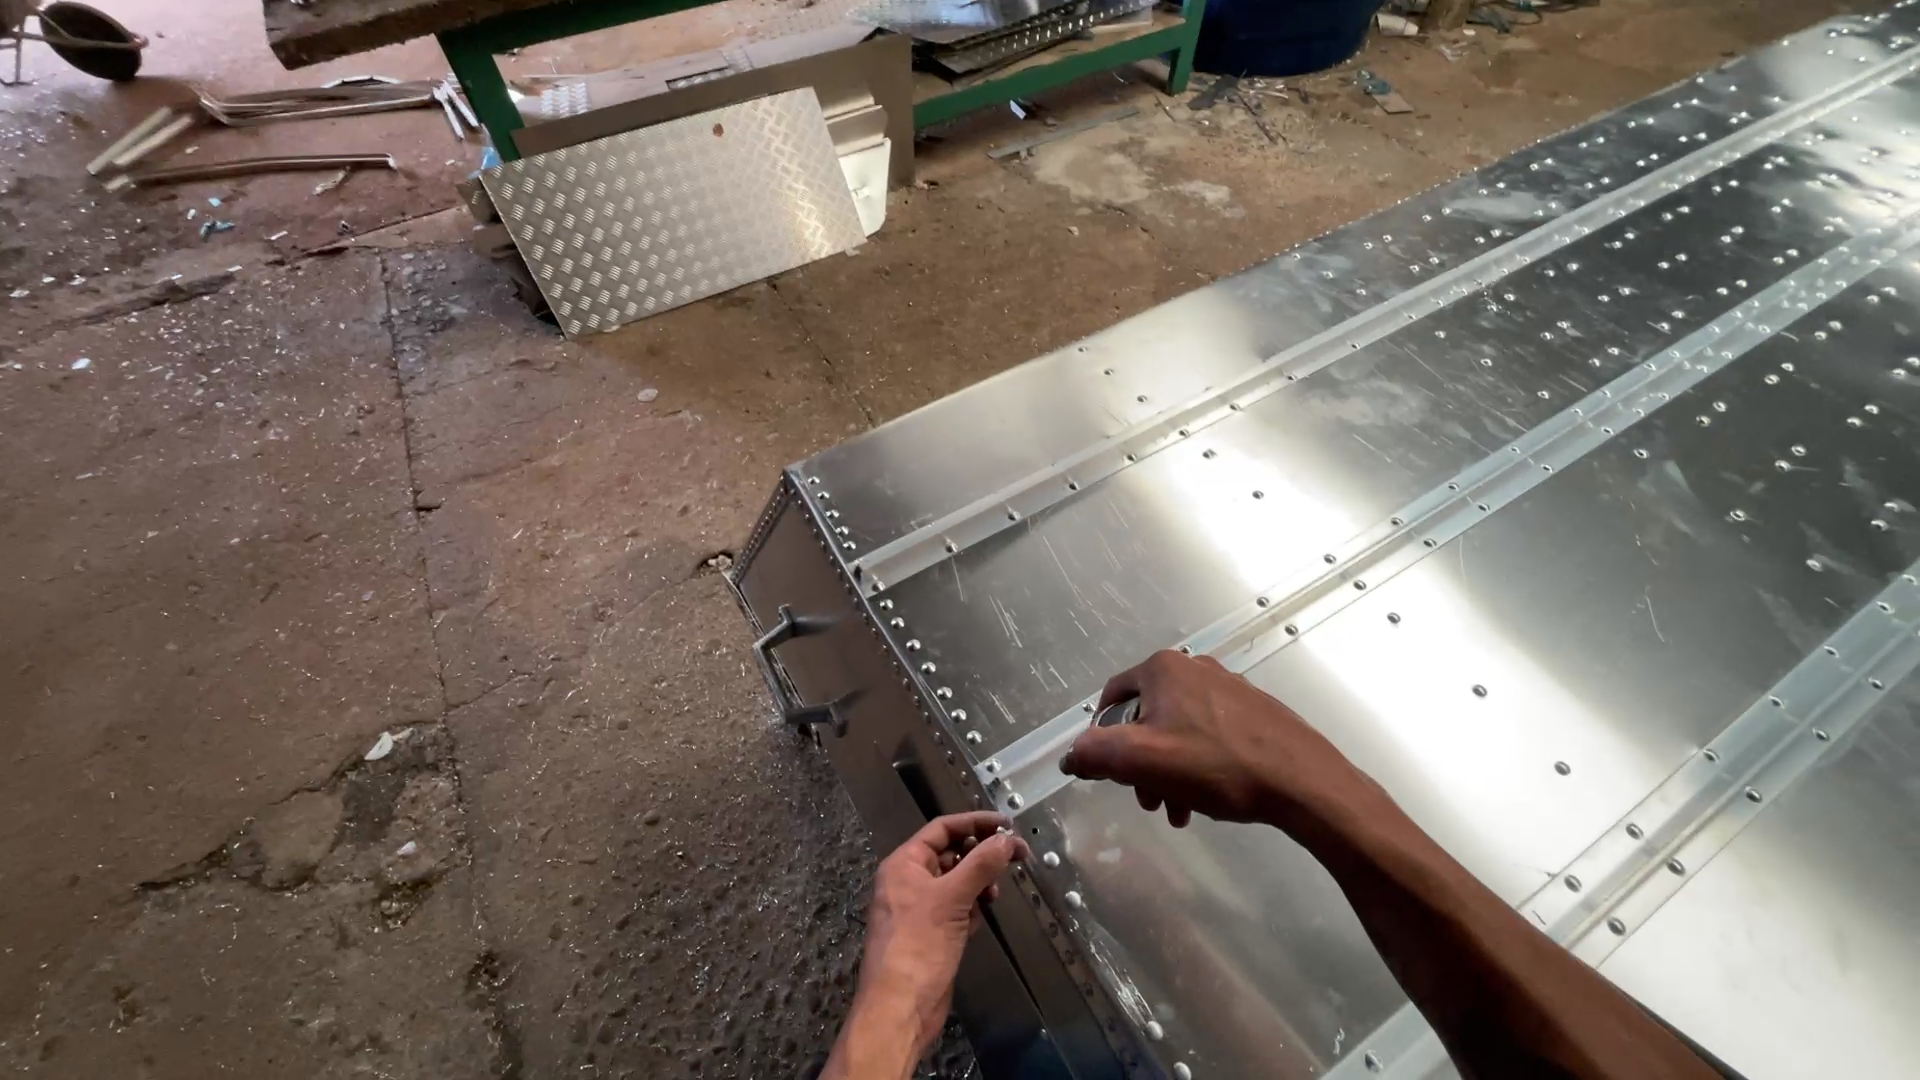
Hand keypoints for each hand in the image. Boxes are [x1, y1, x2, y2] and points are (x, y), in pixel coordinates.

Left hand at [829, 812, 1029, 1077]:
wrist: (900, 1010)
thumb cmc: (919, 945)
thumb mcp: (952, 898)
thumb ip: (981, 864)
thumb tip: (1008, 839)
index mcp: (904, 863)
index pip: (943, 828)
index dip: (976, 823)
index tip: (1008, 825)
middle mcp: (909, 880)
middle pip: (951, 853)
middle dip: (981, 854)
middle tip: (1015, 857)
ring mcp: (920, 908)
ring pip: (956, 881)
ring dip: (978, 882)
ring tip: (995, 892)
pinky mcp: (931, 933)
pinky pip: (957, 907)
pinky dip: (972, 906)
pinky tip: (983, 915)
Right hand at [1060, 650, 1373, 831]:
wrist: (1305, 783)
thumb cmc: (1217, 766)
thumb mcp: (1142, 761)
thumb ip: (1095, 753)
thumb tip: (1070, 755)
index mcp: (1163, 669)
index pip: (1110, 698)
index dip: (1101, 736)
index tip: (1110, 772)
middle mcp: (1194, 667)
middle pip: (1145, 716)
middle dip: (1139, 762)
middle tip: (1148, 800)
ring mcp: (1228, 686)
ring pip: (1177, 730)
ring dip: (1168, 770)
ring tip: (1179, 809)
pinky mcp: (1254, 710)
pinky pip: (1208, 734)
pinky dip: (1198, 764)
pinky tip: (1207, 798)